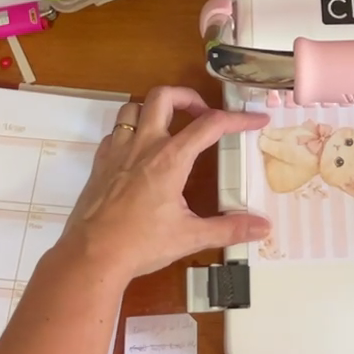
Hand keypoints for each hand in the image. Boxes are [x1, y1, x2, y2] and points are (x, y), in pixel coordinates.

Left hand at [60, 86, 270, 281]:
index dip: (238, 118)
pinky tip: (140, 151)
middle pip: (164, 96)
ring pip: (134, 107)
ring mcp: (118, 150)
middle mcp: (144, 145)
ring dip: (155, 109)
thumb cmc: (140, 244)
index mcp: (170, 158)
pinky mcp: (100, 162)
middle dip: (188, 97)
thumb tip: (263, 228)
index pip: (211, 125)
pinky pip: (116, 132)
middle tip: (202, 115)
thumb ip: (229, 229)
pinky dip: (131, 131)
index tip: (256, 120)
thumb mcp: (190, 237)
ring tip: (170, 126)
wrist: (90, 257)